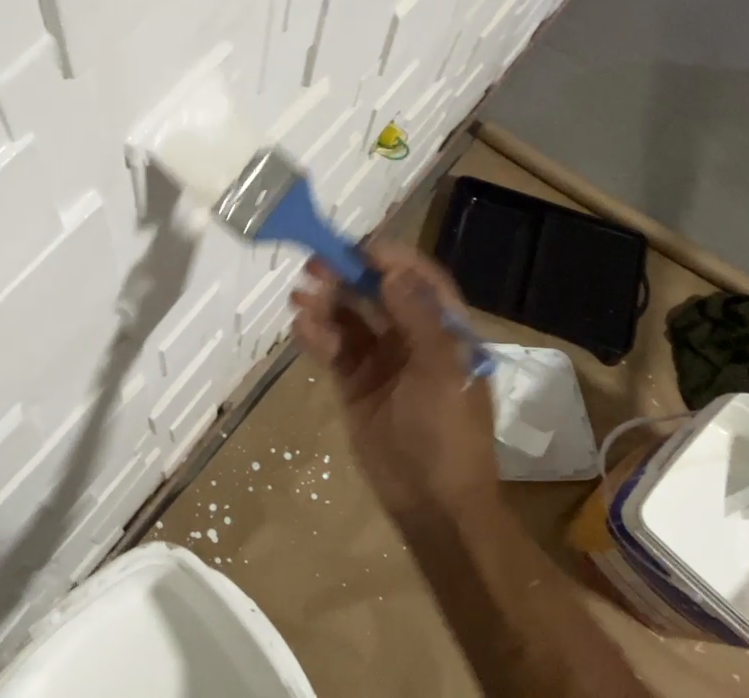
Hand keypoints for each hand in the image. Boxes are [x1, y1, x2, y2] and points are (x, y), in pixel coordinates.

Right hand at [290, 240, 498, 516]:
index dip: (392, 260)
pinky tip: (300, 327)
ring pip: (350, 318)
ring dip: (326, 303)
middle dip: (348, 275)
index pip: (420, 282)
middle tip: (314, 262)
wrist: (432, 503)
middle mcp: (414, 339)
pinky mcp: (354, 383)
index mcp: (446, 333)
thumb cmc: (448, 434)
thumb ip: (418, 319)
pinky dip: (316, 335)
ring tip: (300, 296)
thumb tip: (391, 272)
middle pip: (378, 294)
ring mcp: (382, 361)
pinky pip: (333, 348)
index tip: (358, 246)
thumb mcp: (443, 373)